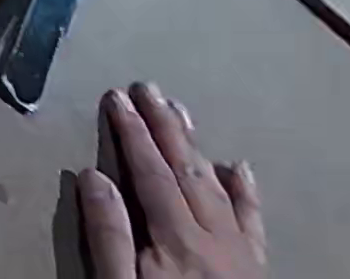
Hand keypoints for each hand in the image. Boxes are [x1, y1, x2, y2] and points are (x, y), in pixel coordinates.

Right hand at [79, 83, 265, 278]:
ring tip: (181, 113)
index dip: (131, 132)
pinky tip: (239, 169)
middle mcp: (218, 245)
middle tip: (149, 88)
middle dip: (164, 128)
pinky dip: (247, 196)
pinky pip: (255, 228)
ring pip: (220, 191)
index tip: (115, 96)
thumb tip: (92, 175)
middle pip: (188, 173)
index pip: (151, 172)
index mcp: (179, 244)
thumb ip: (109, 235)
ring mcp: (244, 261)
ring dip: (196, 148)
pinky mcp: (256, 273)